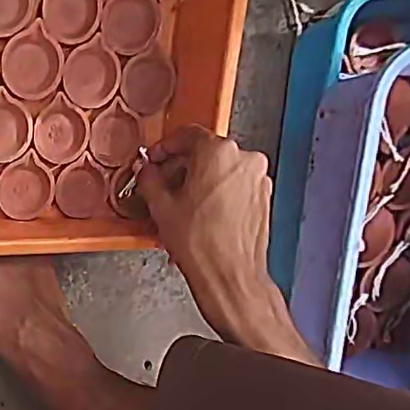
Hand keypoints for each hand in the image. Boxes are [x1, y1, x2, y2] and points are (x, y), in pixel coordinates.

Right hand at [137, 126, 314, 362]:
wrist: (230, 274)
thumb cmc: (201, 243)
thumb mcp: (160, 206)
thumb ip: (149, 178)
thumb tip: (147, 171)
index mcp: (218, 153)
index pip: (187, 135)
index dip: (165, 147)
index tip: (156, 157)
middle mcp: (243, 160)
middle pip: (205, 151)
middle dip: (181, 166)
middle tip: (161, 183)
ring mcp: (257, 179)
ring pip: (220, 168)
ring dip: (198, 180)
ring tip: (178, 204)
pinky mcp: (262, 197)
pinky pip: (233, 184)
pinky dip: (215, 192)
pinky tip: (198, 213)